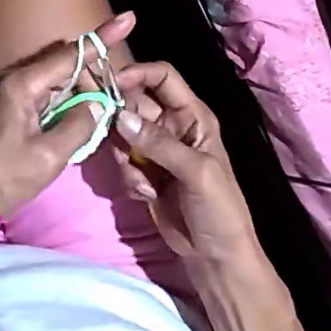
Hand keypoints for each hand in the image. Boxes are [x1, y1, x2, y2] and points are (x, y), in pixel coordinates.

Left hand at [0, 12, 137, 243]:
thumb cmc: (5, 176)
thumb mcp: (50, 155)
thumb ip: (80, 125)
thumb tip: (99, 105)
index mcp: (23, 85)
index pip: (70, 55)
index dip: (101, 38)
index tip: (128, 19)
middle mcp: (16, 80)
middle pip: (66, 66)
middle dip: (94, 77)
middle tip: (115, 100)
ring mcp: (13, 93)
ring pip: (59, 81)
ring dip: (82, 93)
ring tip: (100, 114)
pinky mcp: (13, 107)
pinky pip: (49, 95)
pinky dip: (68, 103)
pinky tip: (81, 119)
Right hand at [109, 61, 265, 274]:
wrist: (216, 257)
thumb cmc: (219, 208)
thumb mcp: (196, 172)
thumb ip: (159, 143)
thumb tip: (120, 117)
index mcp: (192, 114)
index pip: (162, 76)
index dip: (137, 73)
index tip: (111, 85)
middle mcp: (172, 125)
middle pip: (134, 102)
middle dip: (120, 118)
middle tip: (113, 139)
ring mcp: (155, 149)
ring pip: (122, 132)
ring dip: (123, 155)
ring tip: (142, 180)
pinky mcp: (143, 172)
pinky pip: (122, 161)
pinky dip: (127, 176)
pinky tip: (145, 194)